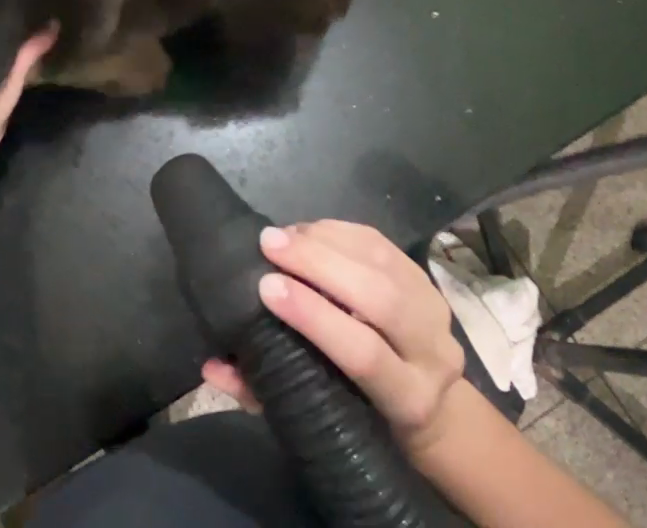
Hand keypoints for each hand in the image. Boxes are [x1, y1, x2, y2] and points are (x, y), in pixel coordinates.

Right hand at [201, 220, 468, 458]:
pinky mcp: (429, 280)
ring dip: (327, 241)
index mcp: (405, 400)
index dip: (314, 316)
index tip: (266, 287)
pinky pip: (384, 245)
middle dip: (319, 265)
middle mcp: (432, 354)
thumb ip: (261, 394)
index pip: (362, 353)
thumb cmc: (361, 416)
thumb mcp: (314, 416)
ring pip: (382, 263)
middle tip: (268, 244)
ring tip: (282, 234)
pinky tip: (307, 230)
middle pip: (379, 298)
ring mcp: (436, 312)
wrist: (433, 406)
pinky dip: (341, 232)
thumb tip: (211, 367)